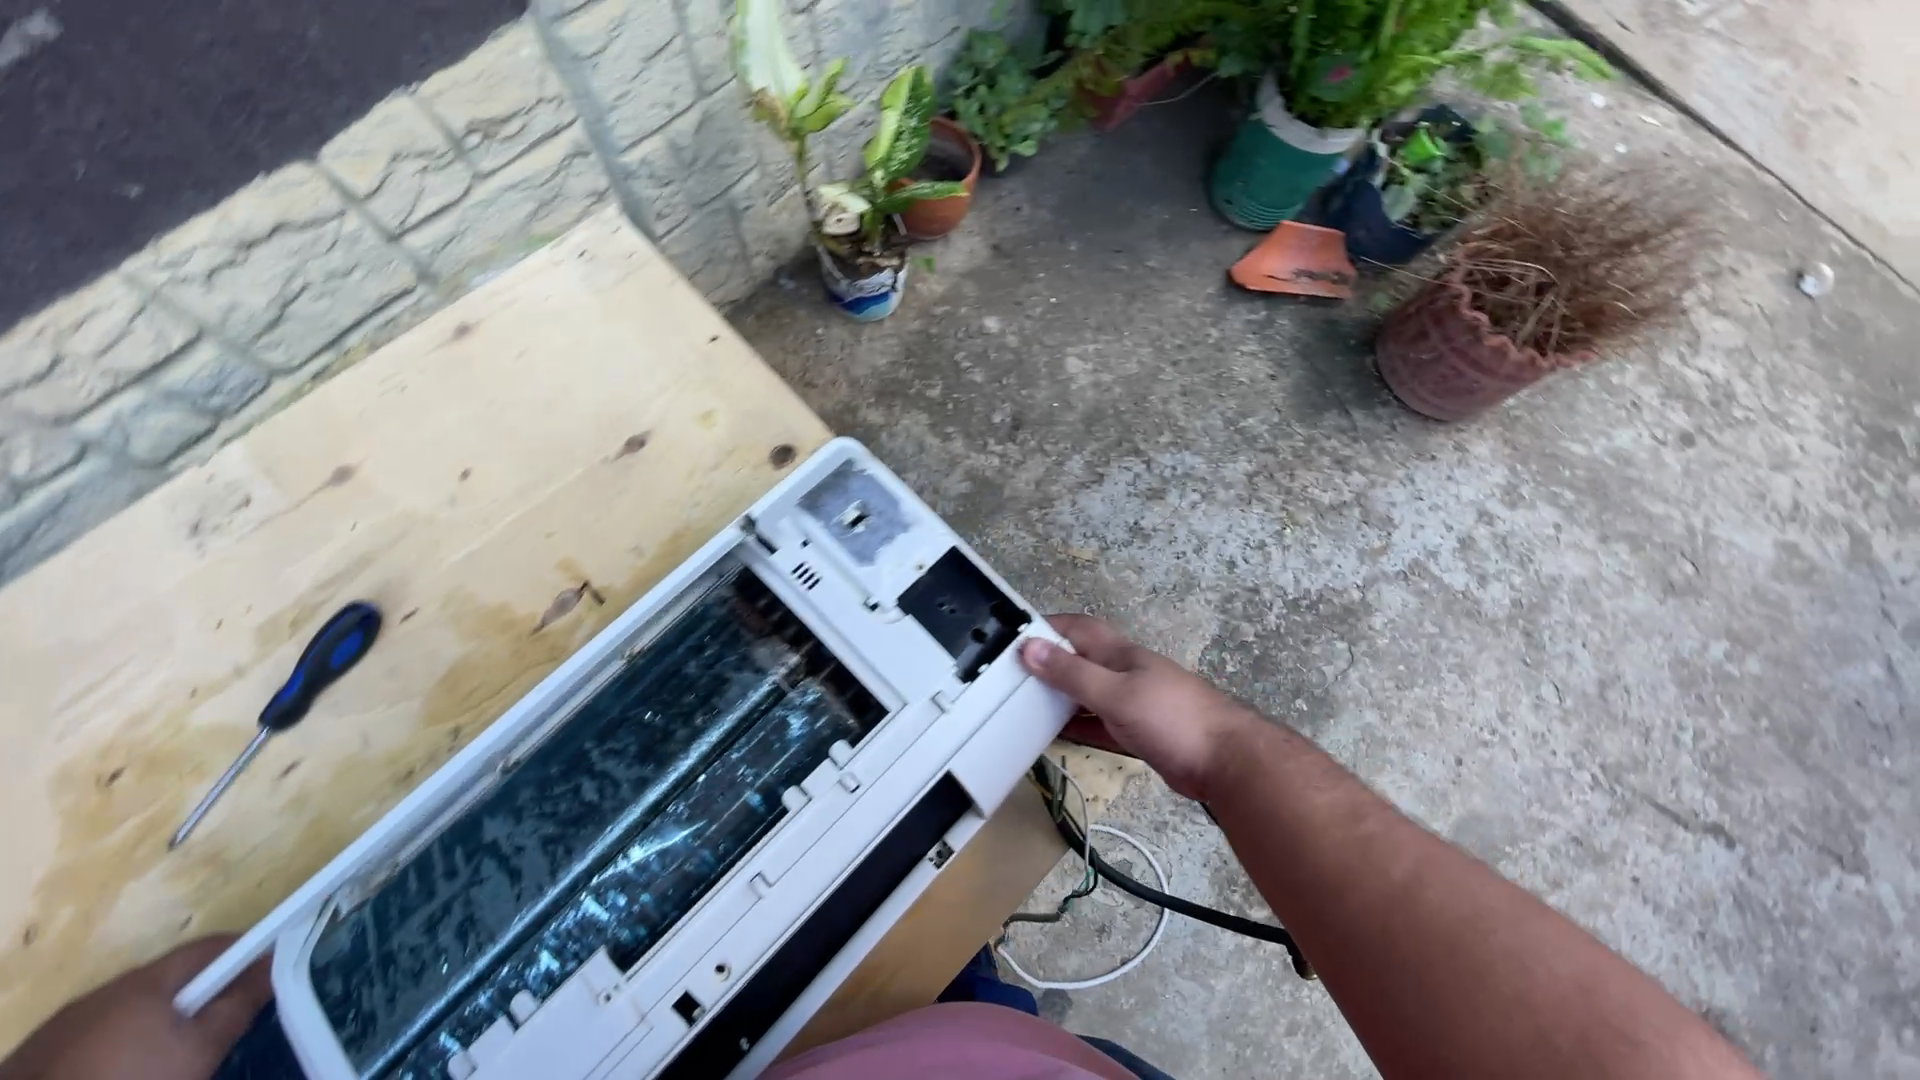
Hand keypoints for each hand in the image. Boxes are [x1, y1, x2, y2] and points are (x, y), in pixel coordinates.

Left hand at [0, 937, 270, 1079]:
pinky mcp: (34, 1056)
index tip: (269, 966)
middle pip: (168, 977)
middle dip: (201, 989)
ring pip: (129, 1006)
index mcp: (145, 982)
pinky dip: (118, 1040)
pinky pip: (94, 1033)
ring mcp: (61, 1025)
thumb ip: (239, 1003)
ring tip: (171, 1051)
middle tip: (225, 1017)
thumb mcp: (200, 1050)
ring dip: (158, 1015)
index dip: (244, 950)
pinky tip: (122, 1069)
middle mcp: (101, 992)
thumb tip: (272, 962)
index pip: (208, 947)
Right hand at [1022, 613, 1258, 800]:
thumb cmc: (1172, 718)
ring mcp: (1132, 703)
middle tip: (1012, 674)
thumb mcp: (1115, 693)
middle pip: (1080, 660)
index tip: (1012, 636)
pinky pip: (1097, 724)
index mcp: (1120, 654)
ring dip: (1060, 696)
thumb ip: (1072, 673)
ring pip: (1087, 693)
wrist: (1225, 761)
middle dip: (1048, 662)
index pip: (1077, 628)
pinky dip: (1076, 726)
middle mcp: (1124, 673)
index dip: (1047, 626)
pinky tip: (1054, 735)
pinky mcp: (1137, 732)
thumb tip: (1030, 647)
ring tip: (1024, 704)